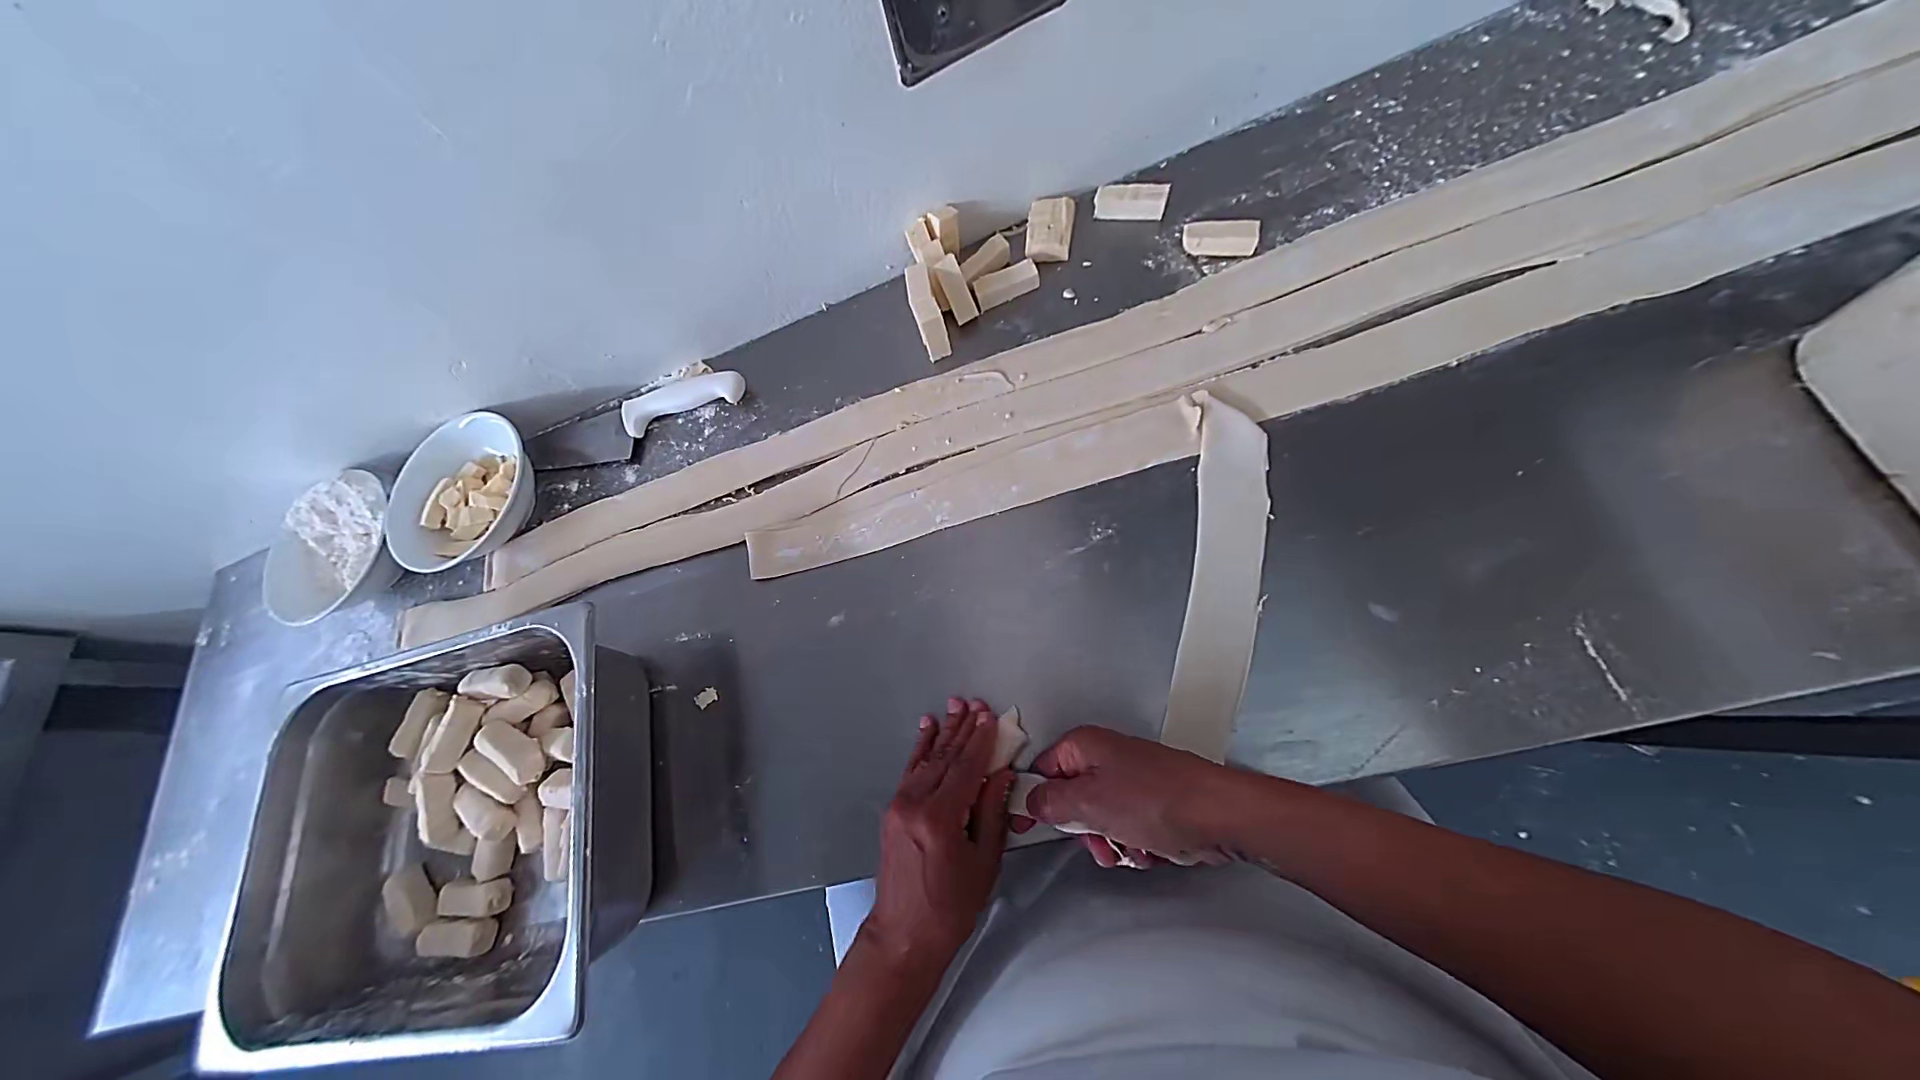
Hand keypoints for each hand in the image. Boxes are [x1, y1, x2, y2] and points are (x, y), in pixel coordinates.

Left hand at [863, 697, 1015, 963]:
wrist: (905, 934)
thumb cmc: (948, 908)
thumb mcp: (984, 860)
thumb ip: (991, 811)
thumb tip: (1000, 774)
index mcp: (939, 818)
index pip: (966, 767)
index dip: (983, 741)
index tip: (993, 719)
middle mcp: (914, 805)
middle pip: (946, 757)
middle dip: (964, 728)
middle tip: (978, 705)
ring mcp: (899, 805)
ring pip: (928, 758)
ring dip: (945, 732)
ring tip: (957, 707)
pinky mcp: (893, 810)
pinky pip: (911, 770)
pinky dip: (921, 748)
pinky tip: (928, 729)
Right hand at [1018, 725, 1248, 867]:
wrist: (1220, 815)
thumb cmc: (1158, 800)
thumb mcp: (1088, 803)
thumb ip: (1050, 802)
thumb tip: (1030, 802)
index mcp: (1085, 745)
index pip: (1041, 770)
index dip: (1032, 799)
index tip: (1027, 825)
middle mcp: (1107, 757)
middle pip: (1071, 800)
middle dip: (1083, 829)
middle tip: (1098, 839)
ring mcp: (1132, 779)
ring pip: (1100, 820)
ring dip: (1112, 841)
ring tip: (1132, 846)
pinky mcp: (1153, 802)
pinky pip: (1128, 828)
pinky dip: (1135, 843)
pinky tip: (1152, 848)